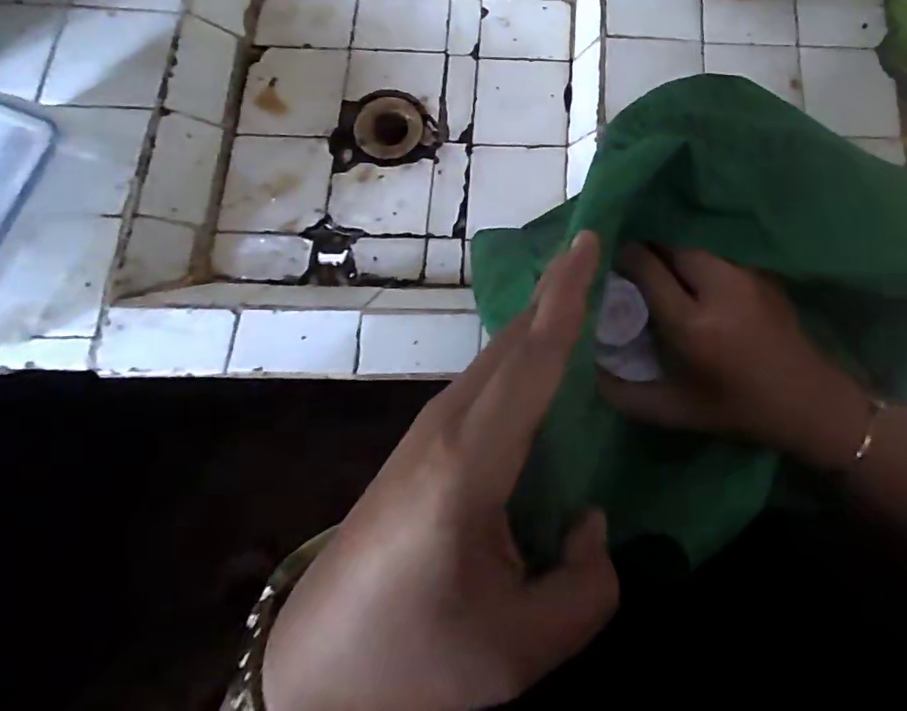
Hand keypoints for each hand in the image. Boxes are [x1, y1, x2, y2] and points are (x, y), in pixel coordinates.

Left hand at [263, 232, 616, 710]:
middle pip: (515, 341)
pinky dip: (525, 354)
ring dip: (541, 319)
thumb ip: (589, 584)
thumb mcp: (519, 650)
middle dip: (559, 290)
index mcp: (470, 462)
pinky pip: (489, 382)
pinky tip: (545, 362)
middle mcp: (447, 427)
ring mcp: (429, 432)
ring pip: (499, 356)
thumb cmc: (411, 658)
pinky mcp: (423, 448)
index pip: (533, 358)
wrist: (305, 681)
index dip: (567, 295)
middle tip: (600, 253)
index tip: (590, 239)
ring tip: (582, 292)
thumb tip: (589, 520)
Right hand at [598, 244, 870, 470]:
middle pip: (673, 251)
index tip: (614, 265)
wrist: (808, 400)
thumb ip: (625, 394)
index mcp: (692, 325)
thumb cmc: (738, 410)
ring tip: (670, 281)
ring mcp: (746, 278)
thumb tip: (592, 366)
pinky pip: (722, 261)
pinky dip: (705, 268)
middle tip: (640, 274)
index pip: (648, 269)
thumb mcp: (675, 412)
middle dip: (653, 256)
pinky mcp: (765, 276)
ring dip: (679, 260)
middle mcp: (719, 290)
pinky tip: (703, 289)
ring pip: (699, 253)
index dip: (627, 259)